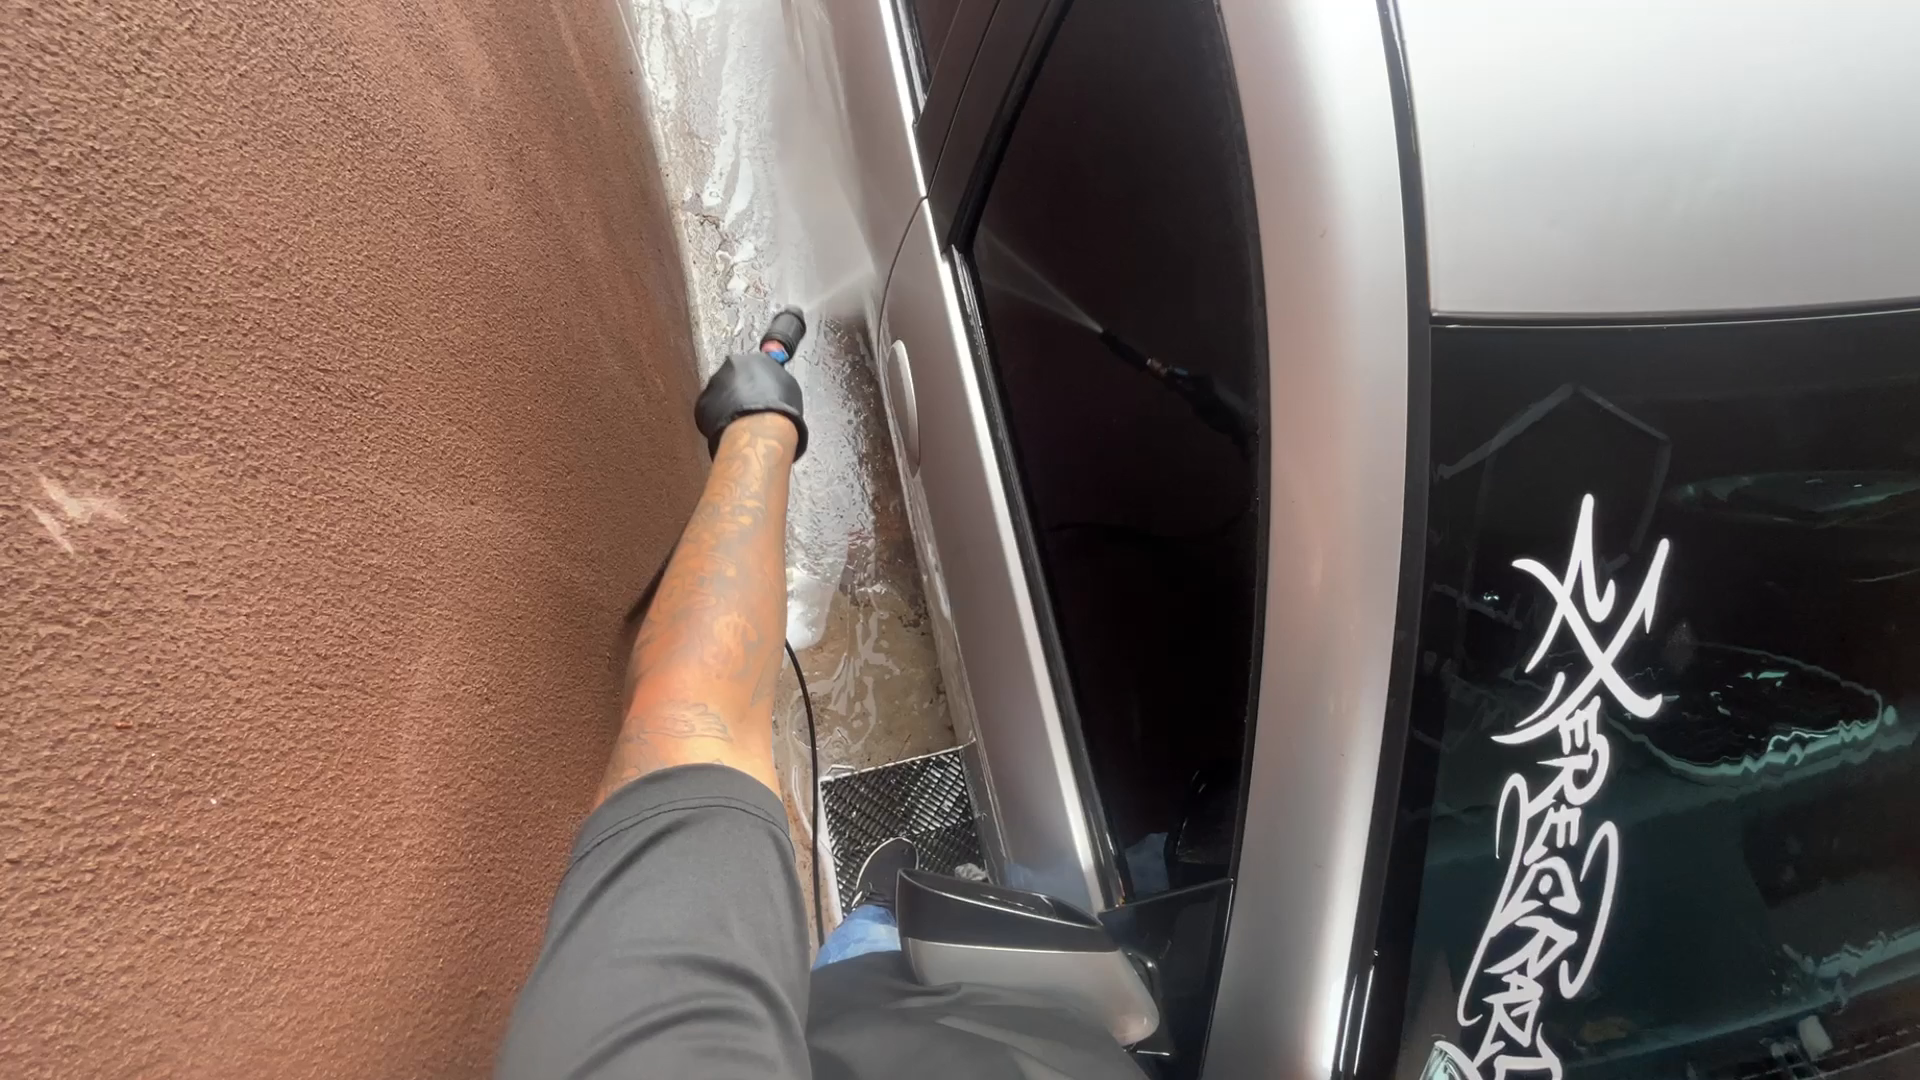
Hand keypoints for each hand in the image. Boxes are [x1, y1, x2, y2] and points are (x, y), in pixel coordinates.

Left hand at [693, 348, 806, 458]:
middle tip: (750, 407)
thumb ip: (778, 381)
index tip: (761, 393)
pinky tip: (731, 428)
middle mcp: (731, 365)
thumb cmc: (780, 410)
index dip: (758, 381)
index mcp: (756, 359)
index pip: (754, 366)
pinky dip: (718, 418)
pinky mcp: (702, 403)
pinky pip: (710, 410)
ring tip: (741, 421)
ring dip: (728, 403)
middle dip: (740, 390)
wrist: (760, 429)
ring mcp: (714, 383)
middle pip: (734, 376)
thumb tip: (774, 387)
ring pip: (721, 392)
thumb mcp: (790, 389)